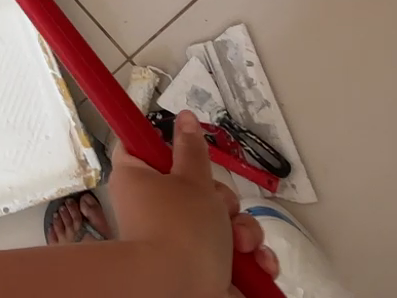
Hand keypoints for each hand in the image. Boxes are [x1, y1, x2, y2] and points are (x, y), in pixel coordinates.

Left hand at [106, 111, 280, 297]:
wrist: (179, 293)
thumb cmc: (179, 229)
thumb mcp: (192, 180)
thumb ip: (192, 149)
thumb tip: (183, 116)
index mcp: (137, 177)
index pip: (139, 147)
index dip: (160, 142)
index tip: (183, 147)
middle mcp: (153, 207)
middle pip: (193, 185)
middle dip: (221, 198)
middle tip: (222, 208)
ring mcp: (178, 240)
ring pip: (219, 220)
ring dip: (242, 230)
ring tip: (241, 243)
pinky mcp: (203, 269)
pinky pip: (232, 254)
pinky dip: (251, 259)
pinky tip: (259, 264)